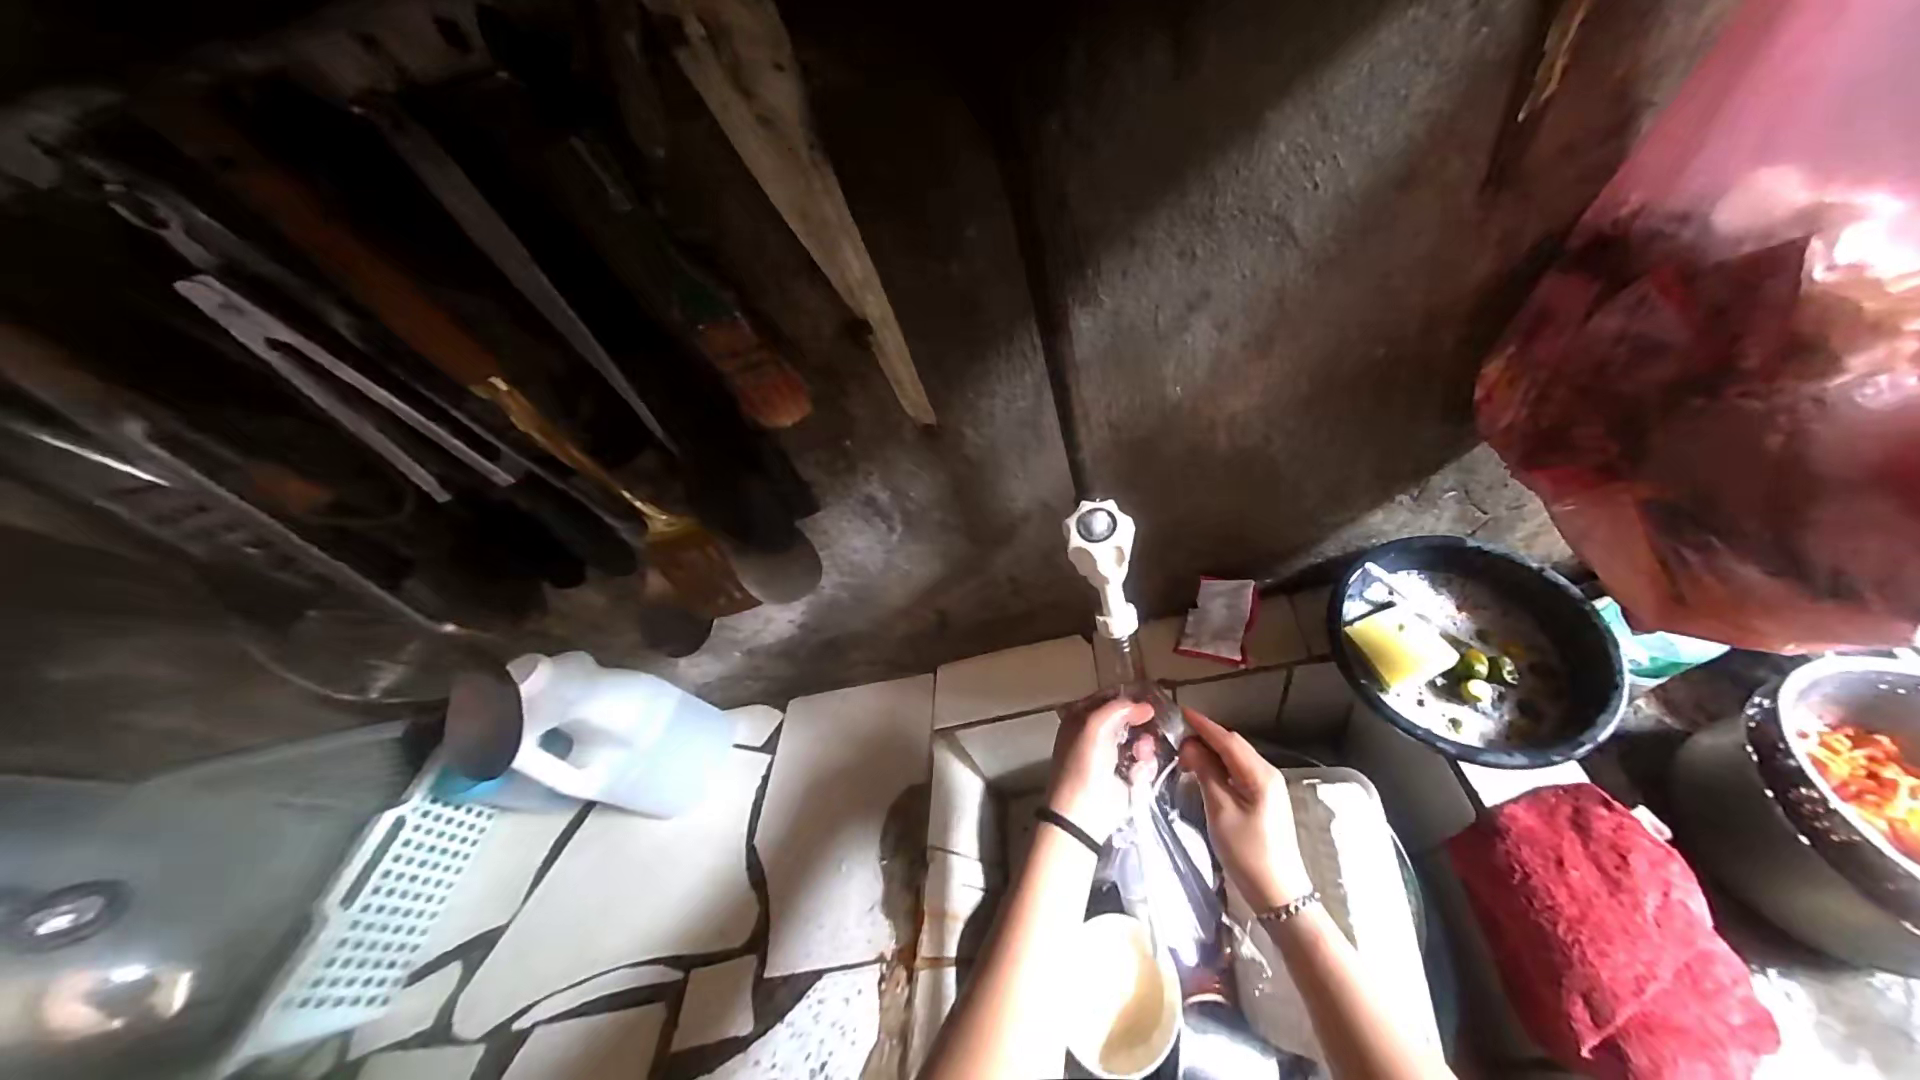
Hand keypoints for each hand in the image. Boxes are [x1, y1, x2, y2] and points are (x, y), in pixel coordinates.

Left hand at [1045, 695, 1155, 841]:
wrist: (1082, 813)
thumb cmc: (1084, 764)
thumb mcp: (1094, 726)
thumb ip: (1118, 708)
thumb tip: (1144, 706)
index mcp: (1080, 717)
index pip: (1109, 697)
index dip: (1130, 696)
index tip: (1151, 698)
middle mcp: (1095, 733)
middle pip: (1129, 719)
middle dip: (1141, 724)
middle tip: (1148, 729)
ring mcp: (1111, 755)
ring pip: (1140, 740)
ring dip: (1144, 746)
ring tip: (1140, 755)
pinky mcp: (1126, 776)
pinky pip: (1145, 762)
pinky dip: (1145, 766)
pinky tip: (1138, 772)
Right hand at [1178, 707, 1312, 907]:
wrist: (1278, 892)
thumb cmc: (1247, 851)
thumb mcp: (1220, 810)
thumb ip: (1205, 772)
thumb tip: (1190, 745)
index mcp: (1260, 774)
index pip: (1228, 740)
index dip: (1203, 725)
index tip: (1180, 712)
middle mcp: (1267, 774)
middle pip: (1233, 745)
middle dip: (1205, 737)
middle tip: (1176, 737)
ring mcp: (1268, 787)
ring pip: (1235, 758)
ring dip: (1211, 751)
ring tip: (1184, 753)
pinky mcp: (1264, 799)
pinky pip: (1238, 771)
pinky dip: (1219, 765)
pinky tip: (1203, 770)